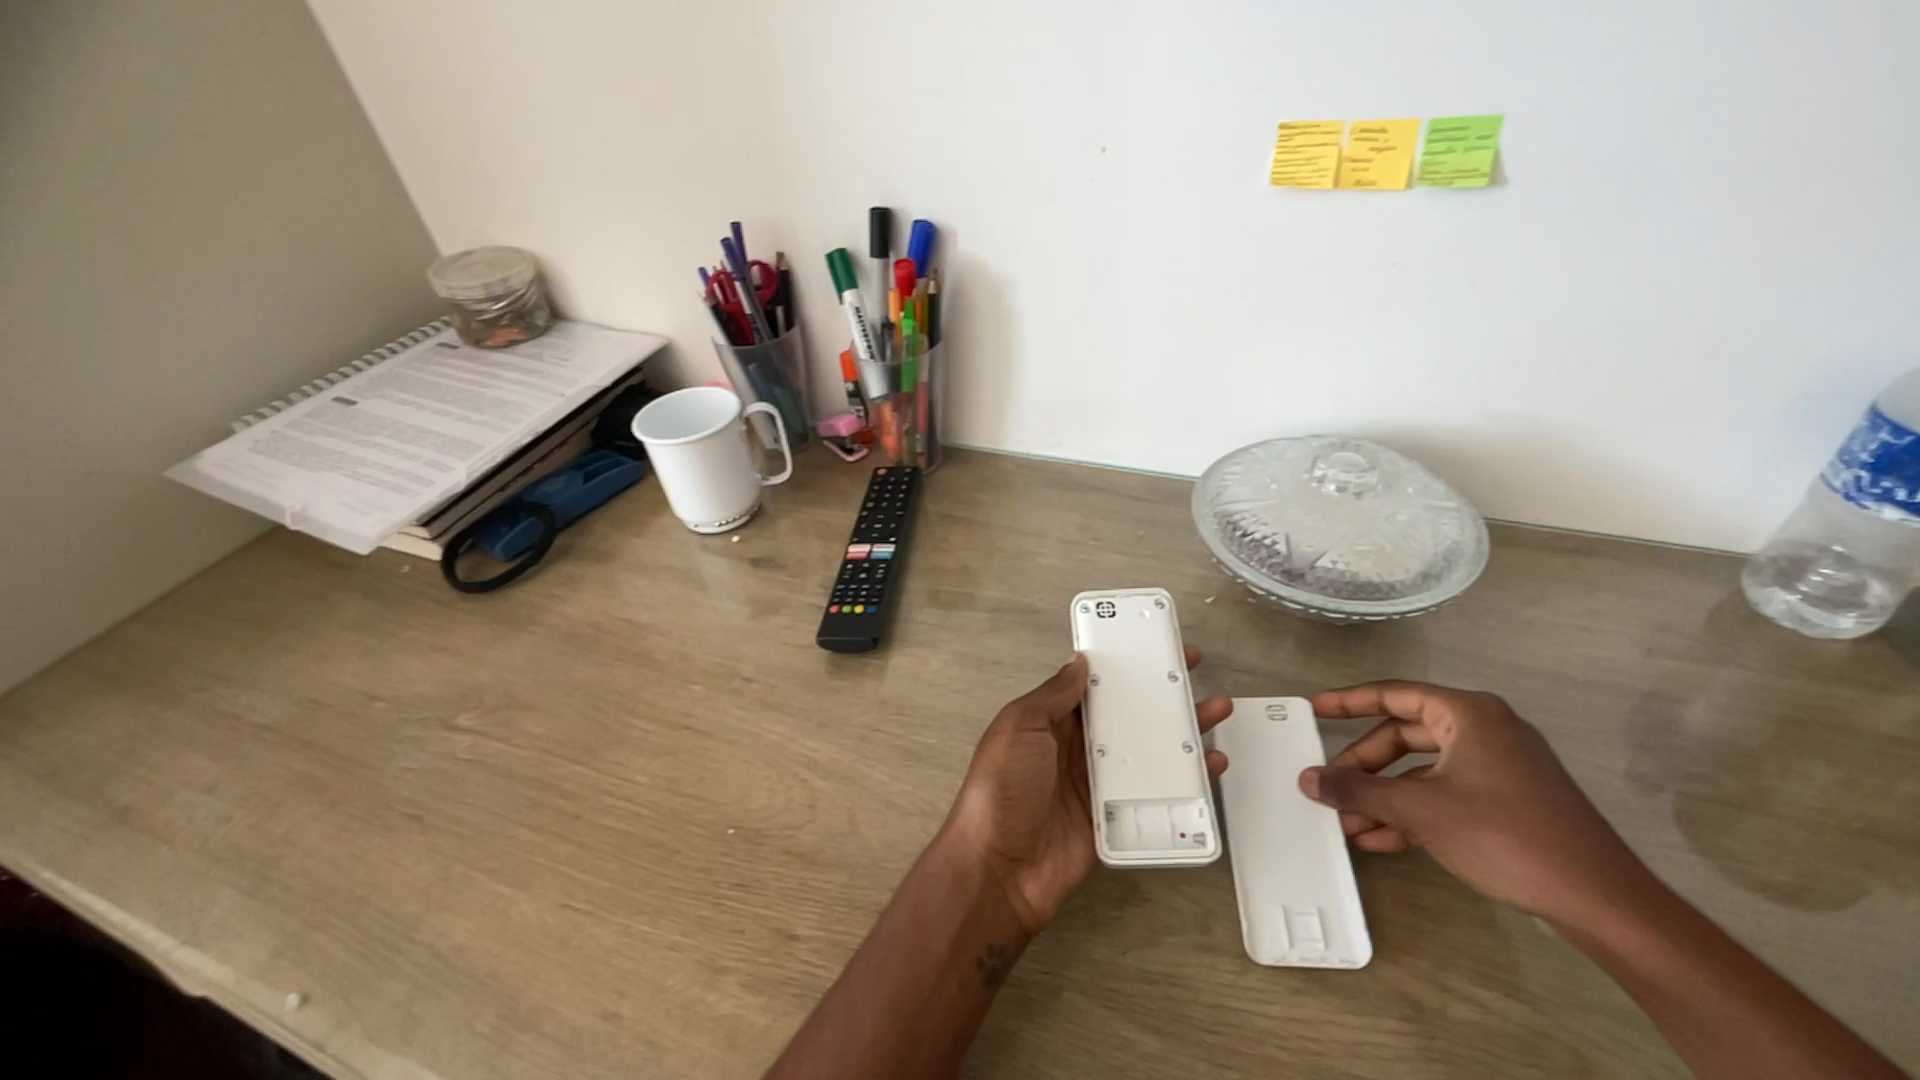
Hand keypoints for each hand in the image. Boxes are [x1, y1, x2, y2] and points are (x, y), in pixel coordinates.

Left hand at [941, 649, 1230, 935]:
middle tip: (1194, 671)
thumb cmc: (1003, 788)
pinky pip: (1156, 793)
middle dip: (1160, 693)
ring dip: (1182, 731)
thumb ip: (1052, 695)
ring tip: (1217, 711)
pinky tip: (1212, 766)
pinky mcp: (1116, 818)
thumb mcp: (1019, 727)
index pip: (1093, 686)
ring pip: (1148, 751)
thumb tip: (1079, 662)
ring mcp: (1098, 784)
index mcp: (1050, 722)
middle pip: (1128, 715)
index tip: (1155, 646)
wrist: (1000, 869)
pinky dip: (1186, 780)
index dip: (1123, 666)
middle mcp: (1077, 748)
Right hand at [1300, 681, 1655, 928]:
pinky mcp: (1506, 802)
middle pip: (1404, 736)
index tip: (1312, 708)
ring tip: (1346, 822)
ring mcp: (1498, 768)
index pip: (1394, 695)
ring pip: (1421, 771)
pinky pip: (1443, 795)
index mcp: (1468, 715)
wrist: (1598, 900)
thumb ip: (1358, 790)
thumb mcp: (1421, 810)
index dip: (1349, 701)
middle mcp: (1483, 731)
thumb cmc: (1506, 836)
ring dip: (1383, 796)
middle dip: (1363, 765)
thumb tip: (1308, 778)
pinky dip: (1411, 814)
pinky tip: (1380, 841)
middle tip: (1328, 786)